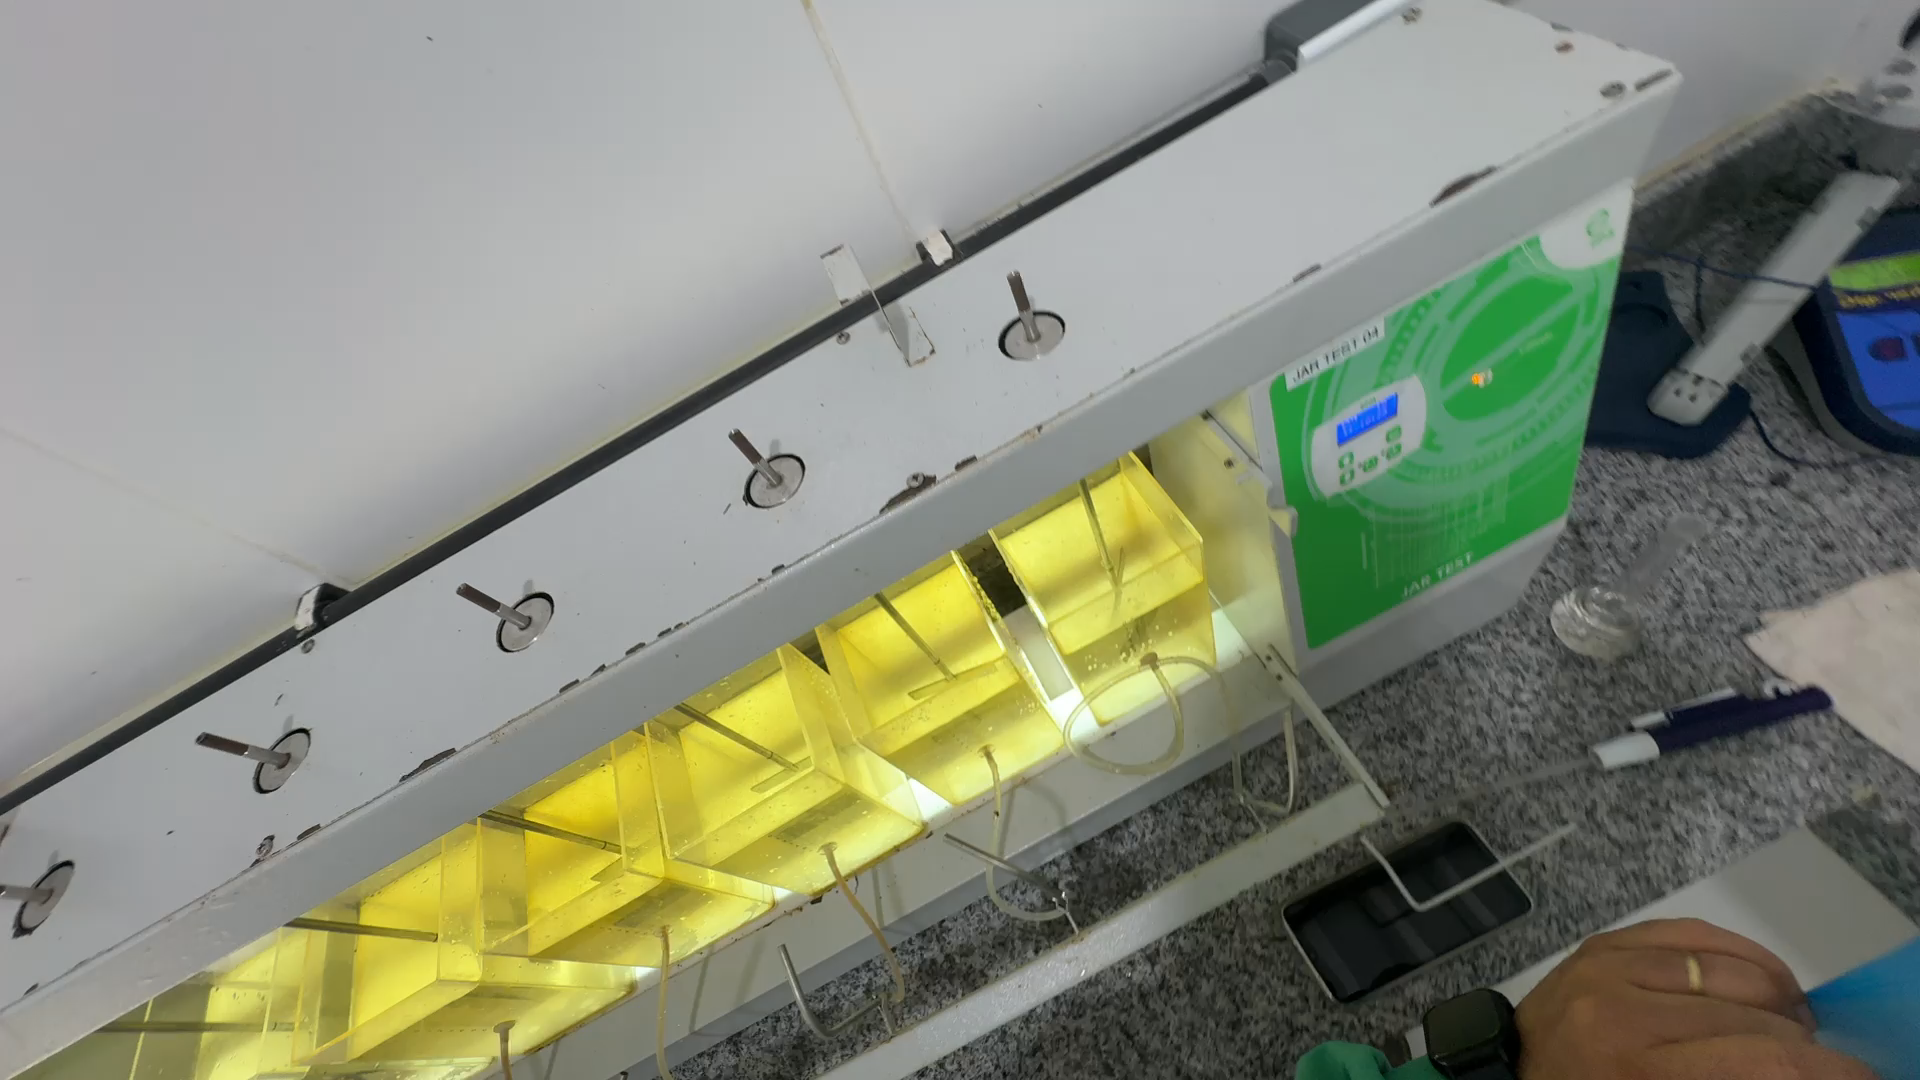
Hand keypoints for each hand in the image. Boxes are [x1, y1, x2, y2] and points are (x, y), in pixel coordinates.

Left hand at [1515, 918, 1873, 1078]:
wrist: (1522, 1069)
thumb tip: (1810, 1071)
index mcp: (1643, 1068)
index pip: (1766, 1060)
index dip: (1835, 1072)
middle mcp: (1621, 1009)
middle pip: (1752, 1014)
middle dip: (1806, 1042)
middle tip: (1821, 1062)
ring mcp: (1604, 967)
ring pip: (1725, 966)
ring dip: (1777, 995)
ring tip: (1791, 1024)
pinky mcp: (1598, 944)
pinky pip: (1681, 931)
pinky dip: (1733, 950)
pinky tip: (1758, 977)